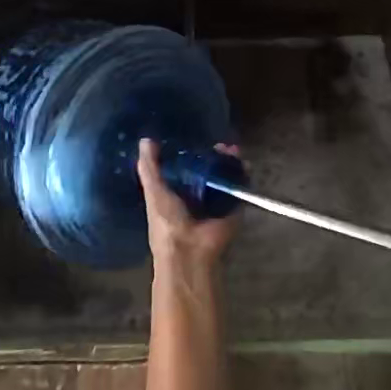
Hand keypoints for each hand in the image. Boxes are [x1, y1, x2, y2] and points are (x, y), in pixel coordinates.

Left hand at [136, 139, 238, 277]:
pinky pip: (239, 189)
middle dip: (215, 157)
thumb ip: (149, 167)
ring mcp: (216, 203)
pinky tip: (244, 163)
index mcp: (175, 193)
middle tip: (221, 145)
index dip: (192, 154)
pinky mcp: (233, 209)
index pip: (185, 168)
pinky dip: (243, 176)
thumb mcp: (153, 190)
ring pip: (225, 177)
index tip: (198, 141)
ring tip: (233, 150)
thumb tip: (146, 139)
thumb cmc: (167, 221)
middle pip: (208, 171)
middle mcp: (197, 197)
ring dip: (230, 163)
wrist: (190, 250)